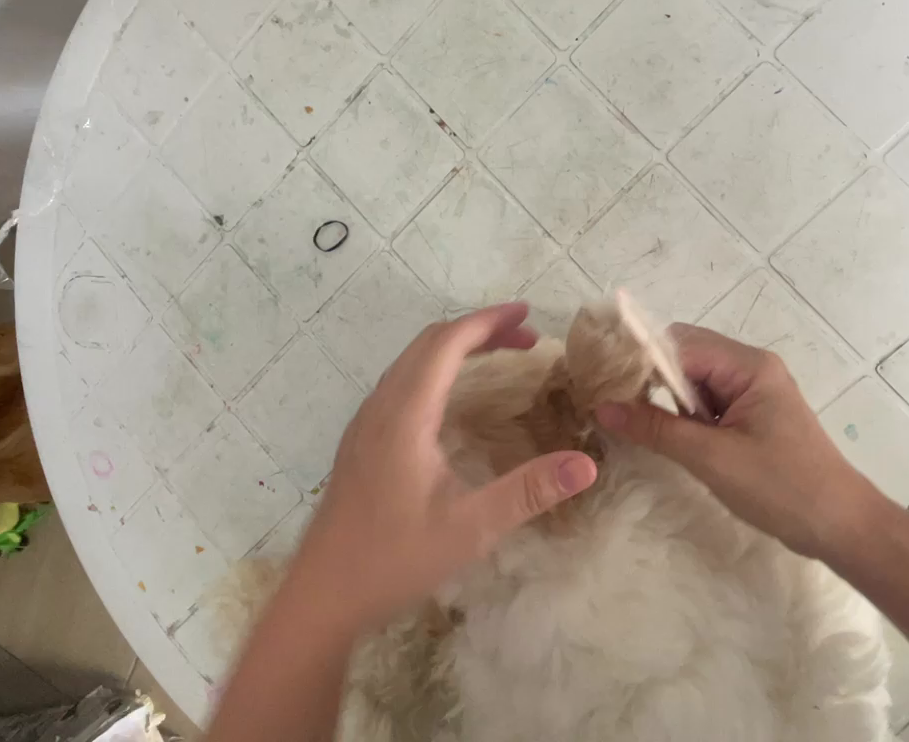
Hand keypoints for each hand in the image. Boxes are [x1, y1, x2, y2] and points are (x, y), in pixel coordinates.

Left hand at [285, 304, 599, 633]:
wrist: (321, 594)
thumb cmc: (394, 559)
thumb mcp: (471, 528)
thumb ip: (529, 492)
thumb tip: (586, 464)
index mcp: (406, 413)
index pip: (447, 343)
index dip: (488, 321)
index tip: (528, 315)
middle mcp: (382, 405)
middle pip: (430, 343)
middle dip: (479, 329)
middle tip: (526, 337)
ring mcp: (366, 421)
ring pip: (412, 360)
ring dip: (456, 346)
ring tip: (499, 354)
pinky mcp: (362, 439)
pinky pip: (402, 380)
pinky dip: (436, 367)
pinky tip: (455, 395)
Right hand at [595, 323, 889, 558]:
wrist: (843, 527)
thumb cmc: (782, 488)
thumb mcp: (712, 458)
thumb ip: (656, 428)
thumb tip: (601, 407)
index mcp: (748, 365)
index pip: (680, 344)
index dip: (640, 360)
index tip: (602, 381)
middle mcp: (750, 367)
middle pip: (685, 354)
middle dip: (648, 376)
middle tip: (610, 400)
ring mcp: (753, 391)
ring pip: (693, 379)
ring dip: (664, 396)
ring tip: (628, 416)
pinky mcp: (751, 415)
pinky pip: (706, 401)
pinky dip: (682, 413)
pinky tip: (661, 431)